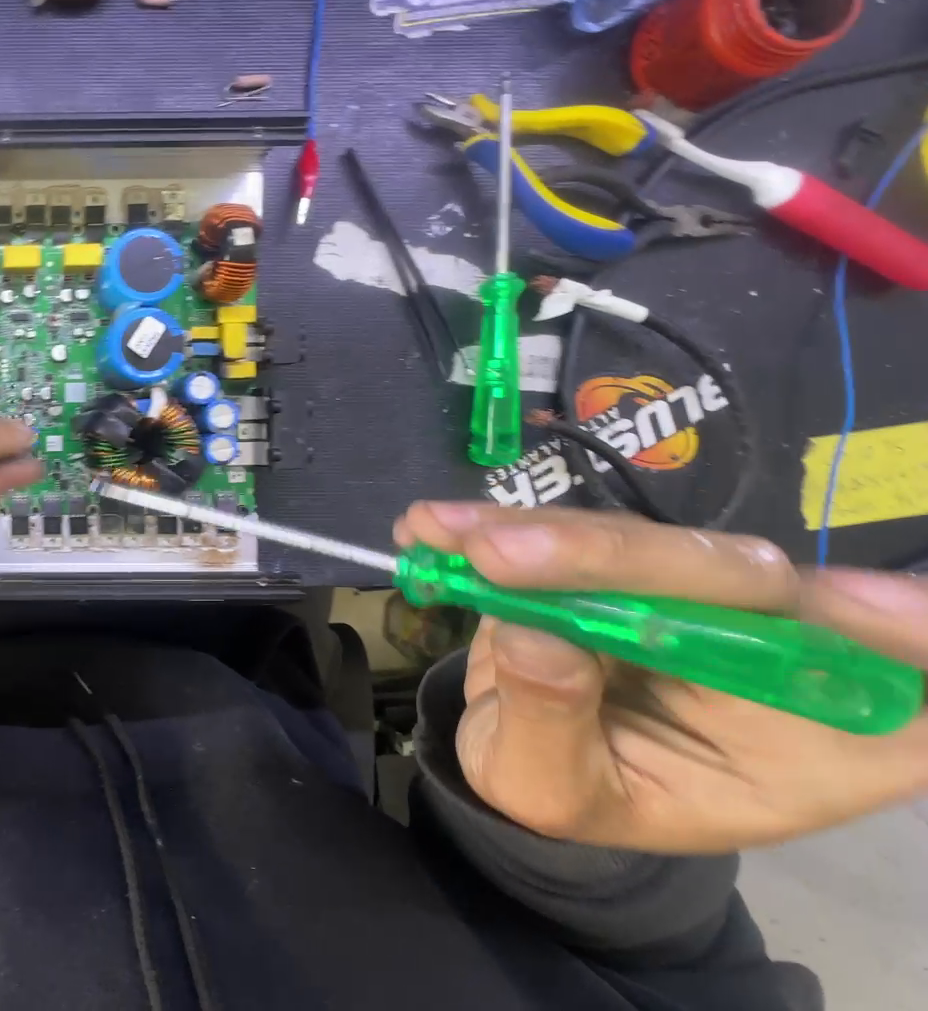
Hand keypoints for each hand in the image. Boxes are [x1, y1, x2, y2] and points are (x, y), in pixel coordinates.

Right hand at [396, 502, 927, 853]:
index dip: (882, 625)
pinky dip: (500, 525)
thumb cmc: (568, 793)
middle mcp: (781, 646)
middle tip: (497, 554)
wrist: (530, 753)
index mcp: (823, 731)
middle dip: (611, 559)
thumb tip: (535, 632)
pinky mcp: (625, 562)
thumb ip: (551, 726)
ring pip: (635, 541)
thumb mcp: (552, 791)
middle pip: (730, 578)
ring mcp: (698, 594)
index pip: (896, 662)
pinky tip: (436, 527)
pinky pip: (573, 533)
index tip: (838, 606)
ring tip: (437, 532)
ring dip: (531, 533)